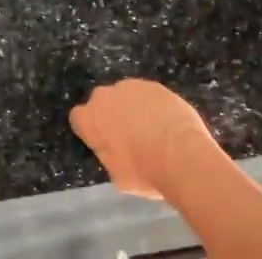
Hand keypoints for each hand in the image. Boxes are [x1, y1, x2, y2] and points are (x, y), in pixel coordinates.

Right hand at [69, 79, 212, 199]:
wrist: (183, 157)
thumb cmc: (145, 173)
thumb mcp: (118, 176)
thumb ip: (109, 157)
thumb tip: (115, 152)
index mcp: (89, 119)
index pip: (79, 119)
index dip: (92, 131)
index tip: (105, 143)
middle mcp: (104, 96)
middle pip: (102, 103)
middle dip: (112, 116)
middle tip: (131, 138)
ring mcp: (130, 87)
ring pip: (126, 96)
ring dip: (134, 109)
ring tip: (155, 131)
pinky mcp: (154, 85)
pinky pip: (149, 95)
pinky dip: (155, 107)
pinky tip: (170, 125)